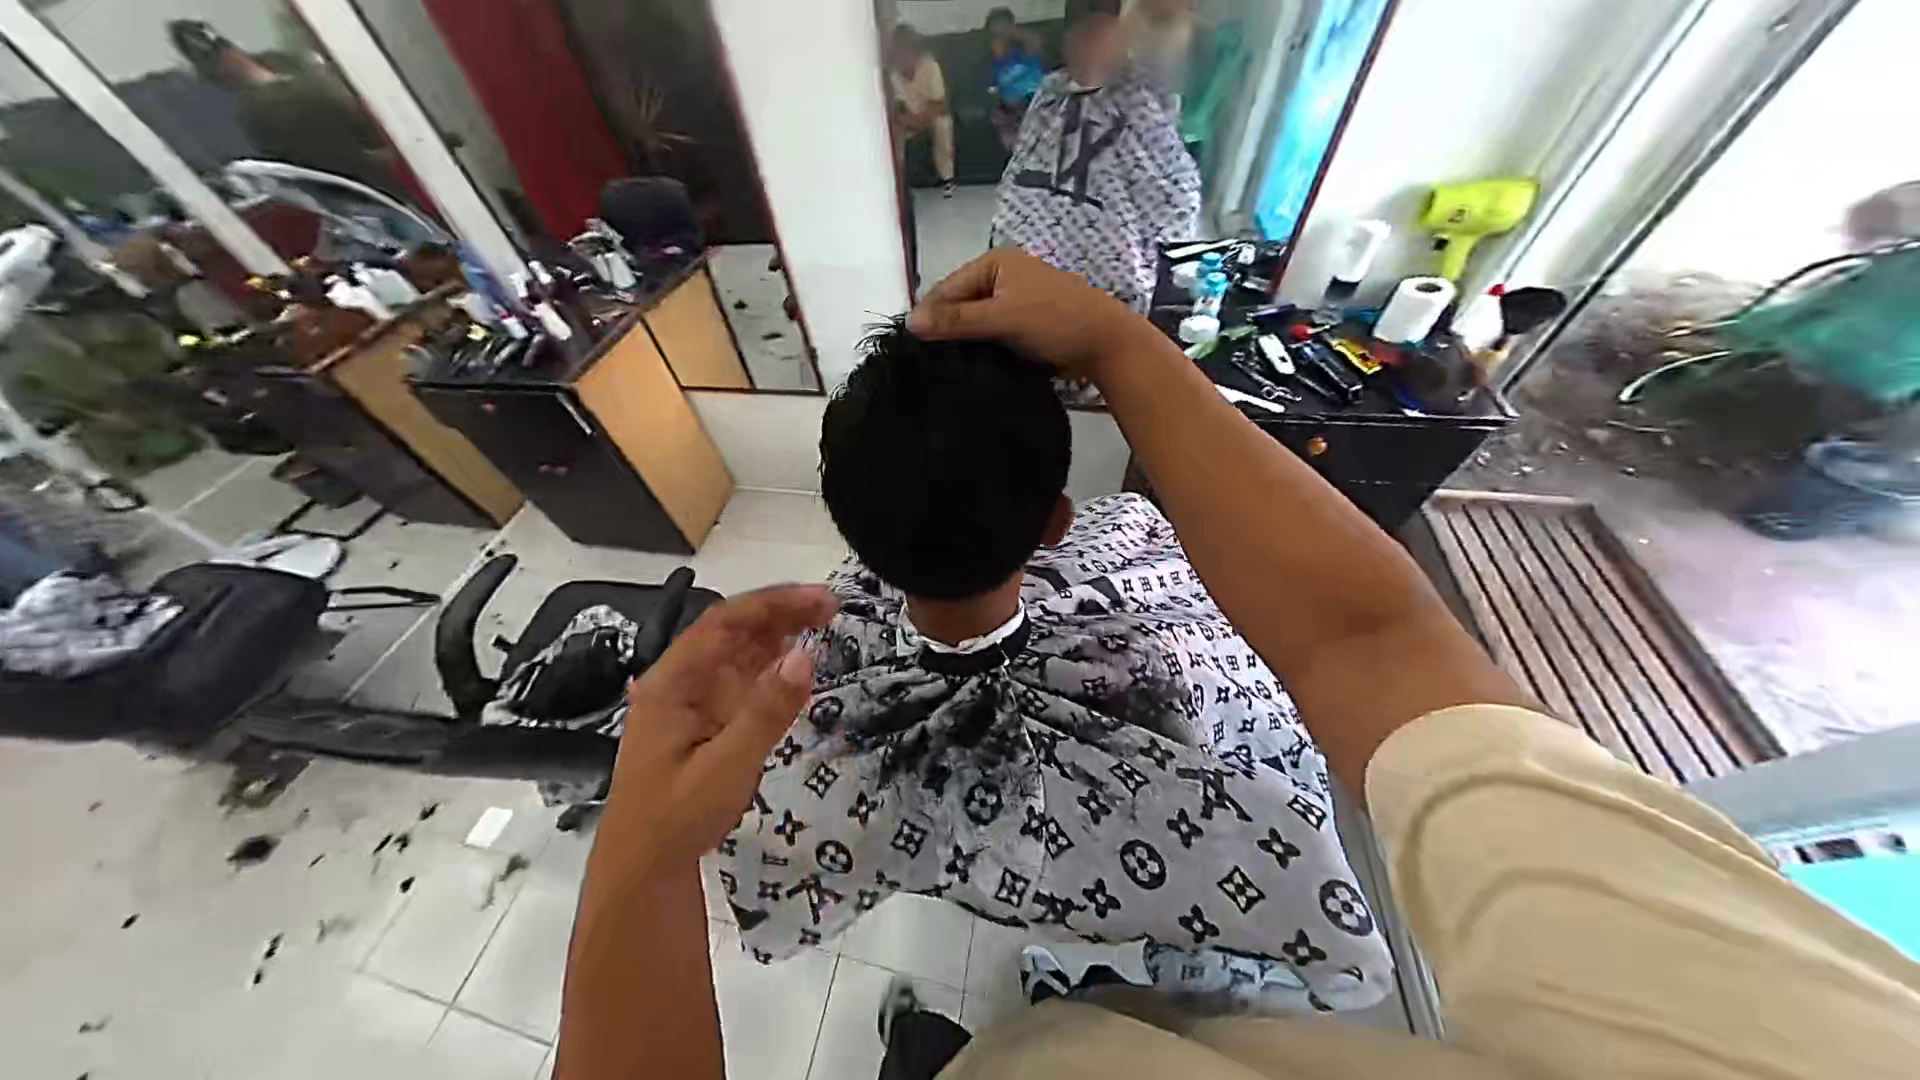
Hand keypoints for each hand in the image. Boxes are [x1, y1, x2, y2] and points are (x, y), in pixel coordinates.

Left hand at [605, 585, 837, 869]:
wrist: (645, 870)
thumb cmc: (676, 820)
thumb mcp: (724, 769)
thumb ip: (765, 712)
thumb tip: (806, 656)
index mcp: (673, 683)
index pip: (723, 623)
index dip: (772, 603)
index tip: (818, 599)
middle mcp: (684, 679)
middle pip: (734, 628)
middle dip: (781, 610)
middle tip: (831, 605)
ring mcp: (698, 696)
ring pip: (742, 648)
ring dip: (781, 630)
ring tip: (824, 619)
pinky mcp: (712, 715)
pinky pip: (746, 676)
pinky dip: (775, 661)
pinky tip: (799, 656)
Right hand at [907, 250, 1152, 378]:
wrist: (1106, 343)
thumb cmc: (1057, 320)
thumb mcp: (1004, 317)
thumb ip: (957, 320)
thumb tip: (910, 322)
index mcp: (995, 262)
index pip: (947, 287)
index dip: (928, 314)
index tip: (907, 344)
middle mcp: (1001, 276)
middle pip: (958, 303)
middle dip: (943, 328)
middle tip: (922, 359)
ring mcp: (1013, 300)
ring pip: (973, 320)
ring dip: (960, 341)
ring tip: (939, 365)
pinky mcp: (1021, 324)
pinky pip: (989, 333)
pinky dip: (978, 346)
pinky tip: (966, 365)